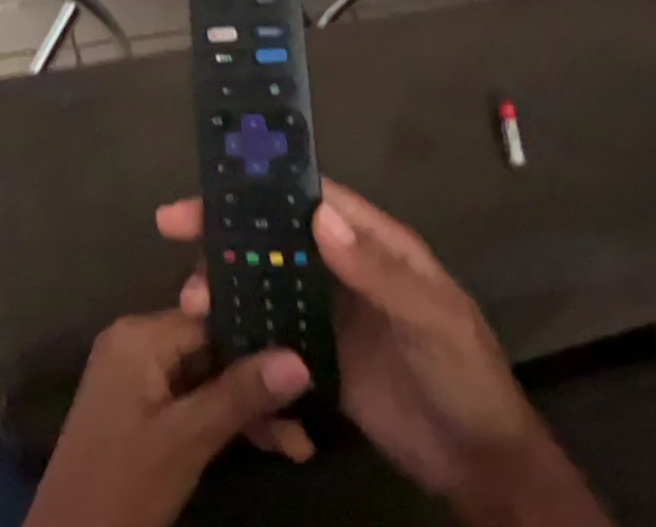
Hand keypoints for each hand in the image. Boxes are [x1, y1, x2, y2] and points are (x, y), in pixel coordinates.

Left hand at [22, 310, 312, 526]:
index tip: (309, 360)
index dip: (260, 339)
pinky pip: (190, 397)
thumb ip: (242, 394)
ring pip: (207, 378)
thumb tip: (301, 358)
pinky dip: (223, 419)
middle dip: (260, 385)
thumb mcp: (189, 438)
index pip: (212, 319)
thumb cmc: (124, 480)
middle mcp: (135, 342)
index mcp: (140, 335)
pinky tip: (267, 444)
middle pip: (212, 349)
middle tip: (307, 420)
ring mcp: (135, 375)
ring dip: (248, 409)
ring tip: (298, 446)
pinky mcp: (138, 406)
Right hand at [158, 182, 610, 524]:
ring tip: (196, 312)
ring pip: (261, 286)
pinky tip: (215, 351)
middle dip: (223, 242)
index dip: (255, 192)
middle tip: (177, 250)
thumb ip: (380, 272)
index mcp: (373, 245)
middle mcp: (341, 270)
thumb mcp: (432, 320)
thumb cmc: (466, 377)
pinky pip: (267, 334)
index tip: (201, 199)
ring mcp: (325, 313)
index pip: (307, 201)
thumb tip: (319, 218)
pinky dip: (240, 337)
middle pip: (272, 240)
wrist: (477, 463)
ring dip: (225, 293)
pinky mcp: (313, 355)